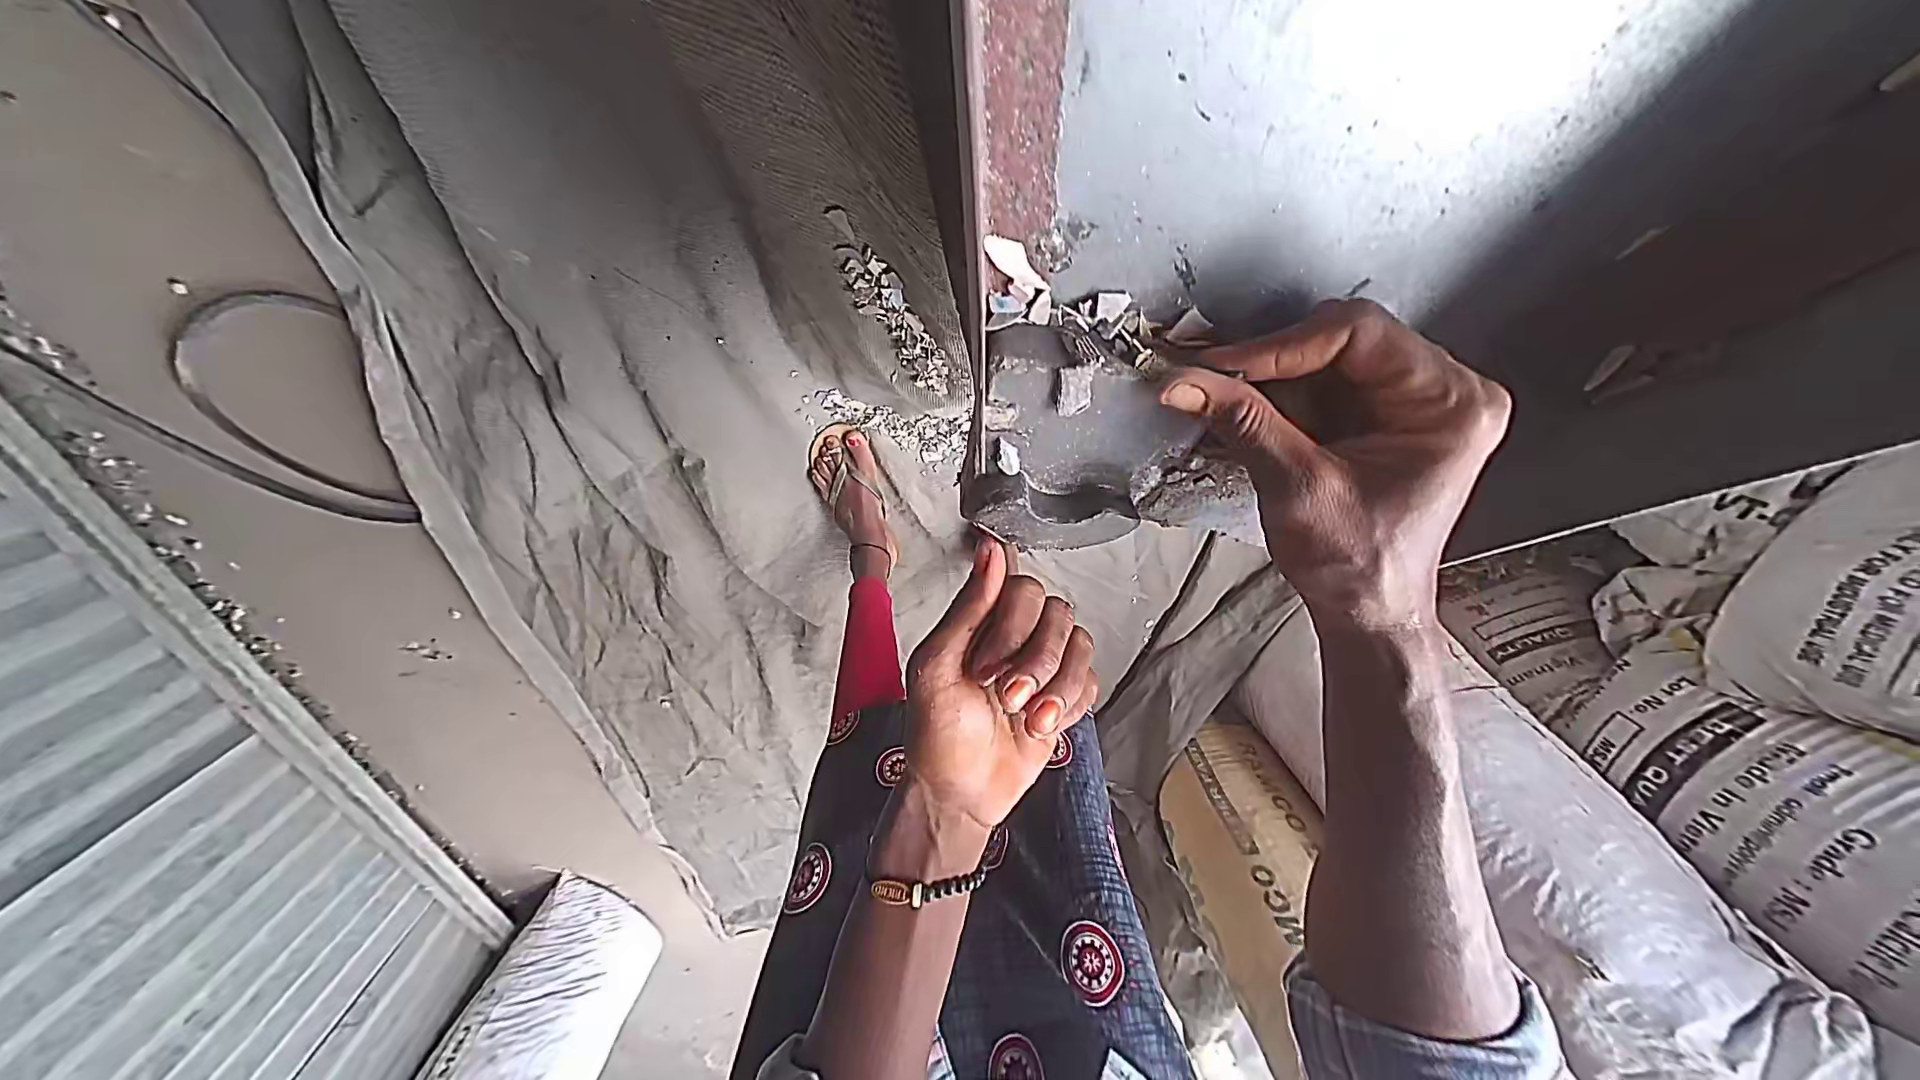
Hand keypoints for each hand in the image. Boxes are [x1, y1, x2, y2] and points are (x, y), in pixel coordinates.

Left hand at [901, 537, 1097, 832]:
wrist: (961, 793)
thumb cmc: (937, 733)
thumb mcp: (936, 666)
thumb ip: (968, 608)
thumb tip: (989, 554)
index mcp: (981, 621)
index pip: (1019, 585)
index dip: (1011, 620)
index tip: (989, 661)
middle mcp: (1016, 635)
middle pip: (1056, 612)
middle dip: (1034, 659)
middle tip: (1005, 693)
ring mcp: (1044, 664)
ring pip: (1081, 644)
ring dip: (1055, 686)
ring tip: (1025, 716)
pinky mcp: (1065, 694)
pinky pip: (1091, 680)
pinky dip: (1069, 705)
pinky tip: (1041, 723)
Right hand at [1159, 299, 1510, 627]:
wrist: (1364, 609)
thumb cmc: (1360, 567)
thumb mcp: (1297, 488)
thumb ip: (1245, 425)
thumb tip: (1192, 384)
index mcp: (1451, 404)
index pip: (1359, 334)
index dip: (1281, 345)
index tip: (1223, 365)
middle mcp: (1436, 394)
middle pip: (1339, 341)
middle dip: (1269, 363)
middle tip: (1213, 379)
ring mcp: (1401, 405)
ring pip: (1318, 362)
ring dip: (1263, 382)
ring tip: (1218, 402)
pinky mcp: (1368, 420)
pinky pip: (1312, 389)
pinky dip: (1269, 401)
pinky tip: (1238, 417)